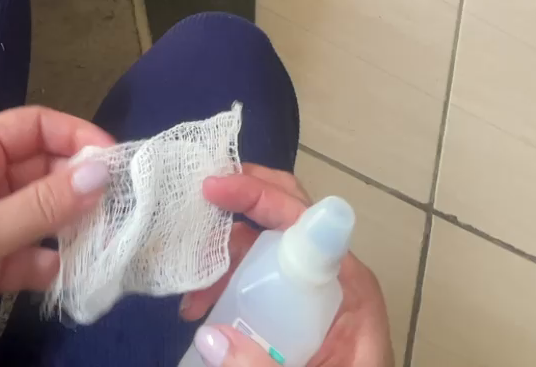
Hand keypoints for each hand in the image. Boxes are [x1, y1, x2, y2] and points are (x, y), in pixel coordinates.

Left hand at [0, 107, 114, 366]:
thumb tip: (103, 170)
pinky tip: (63, 276)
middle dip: (77, 184)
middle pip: (38, 170)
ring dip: (65, 226)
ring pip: (34, 215)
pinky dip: (42, 263)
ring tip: (105, 241)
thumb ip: (41, 206)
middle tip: (122, 208)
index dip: (75, 136)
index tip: (117, 162)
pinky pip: (20, 256)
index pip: (32, 127)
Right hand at [179, 165, 394, 366]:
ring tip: (188, 284)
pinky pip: (253, 276)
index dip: (258, 192)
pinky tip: (198, 307)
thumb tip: (208, 335)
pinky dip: (222, 281)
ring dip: (220, 252)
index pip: (303, 216)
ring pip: (259, 244)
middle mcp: (327, 271)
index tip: (213, 188)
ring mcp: (306, 287)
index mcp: (347, 281)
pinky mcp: (289, 309)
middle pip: (279, 214)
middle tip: (191, 202)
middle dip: (234, 202)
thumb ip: (264, 366)